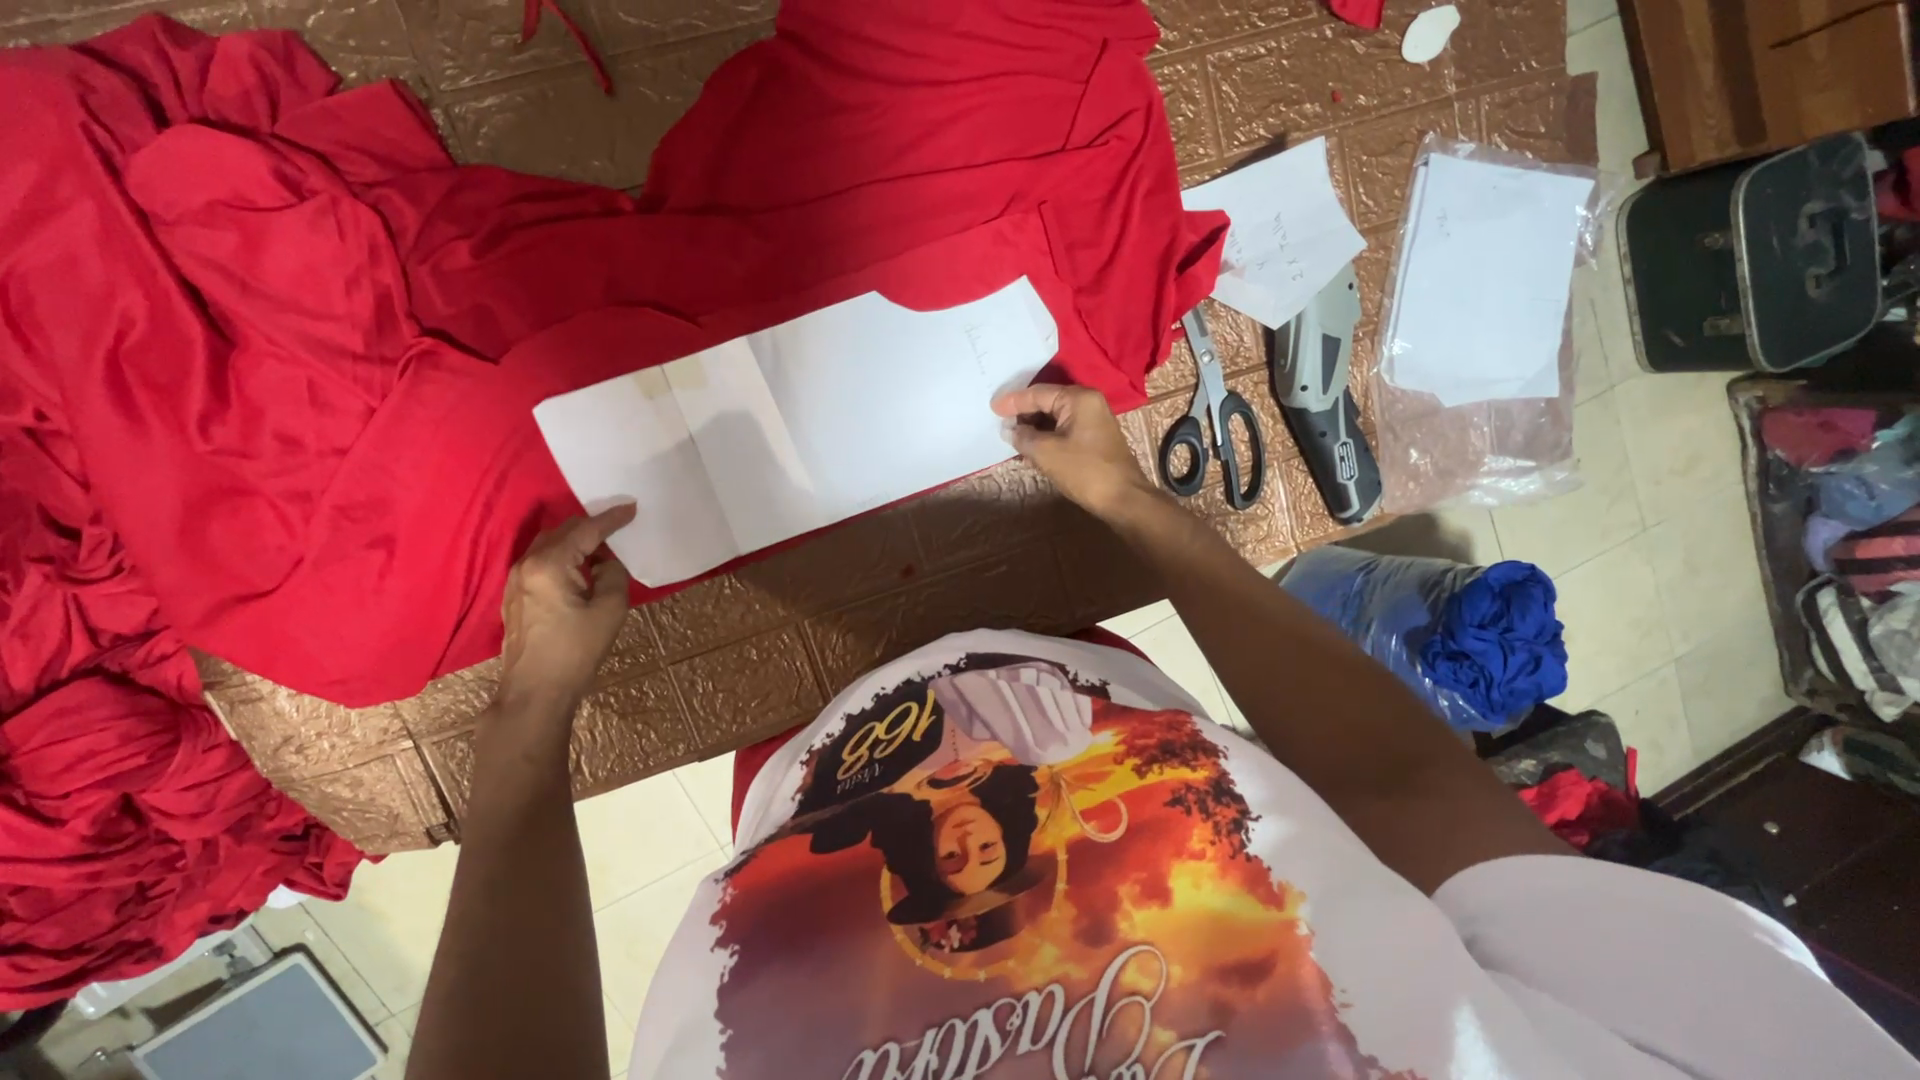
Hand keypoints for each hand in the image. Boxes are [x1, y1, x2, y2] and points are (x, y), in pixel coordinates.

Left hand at [495, 504, 636, 716]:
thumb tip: (606, 563)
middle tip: (619, 527)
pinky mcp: (515, 597)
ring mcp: (516, 581)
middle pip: (562, 532)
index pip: (585, 531)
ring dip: (575, 542)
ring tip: (602, 547)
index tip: (632, 508)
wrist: (535, 691)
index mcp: (549, 564)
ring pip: (548, 546)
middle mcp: (527, 565)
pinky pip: (541, 563)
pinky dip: (563, 557)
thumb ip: (612, 576)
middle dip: (591, 527)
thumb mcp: (609, 610)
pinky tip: (580, 569)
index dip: (611, 519)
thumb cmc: (576, 650)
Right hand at [992, 385, 1157, 518]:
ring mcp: (1094, 420)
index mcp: (1078, 398)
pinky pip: (1064, 429)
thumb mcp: (1046, 452)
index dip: (1013, 402)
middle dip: (1024, 414)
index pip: (1038, 393)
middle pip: (1048, 402)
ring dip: (1034, 427)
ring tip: (1013, 438)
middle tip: (1001, 424)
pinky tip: (1032, 448)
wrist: (1123, 498)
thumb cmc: (1084, 471)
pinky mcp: (1094, 438)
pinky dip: (1047, 436)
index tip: (992, 408)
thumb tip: (1010, 430)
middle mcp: (1088, 403)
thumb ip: (1024, 437)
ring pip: (1055, 417)